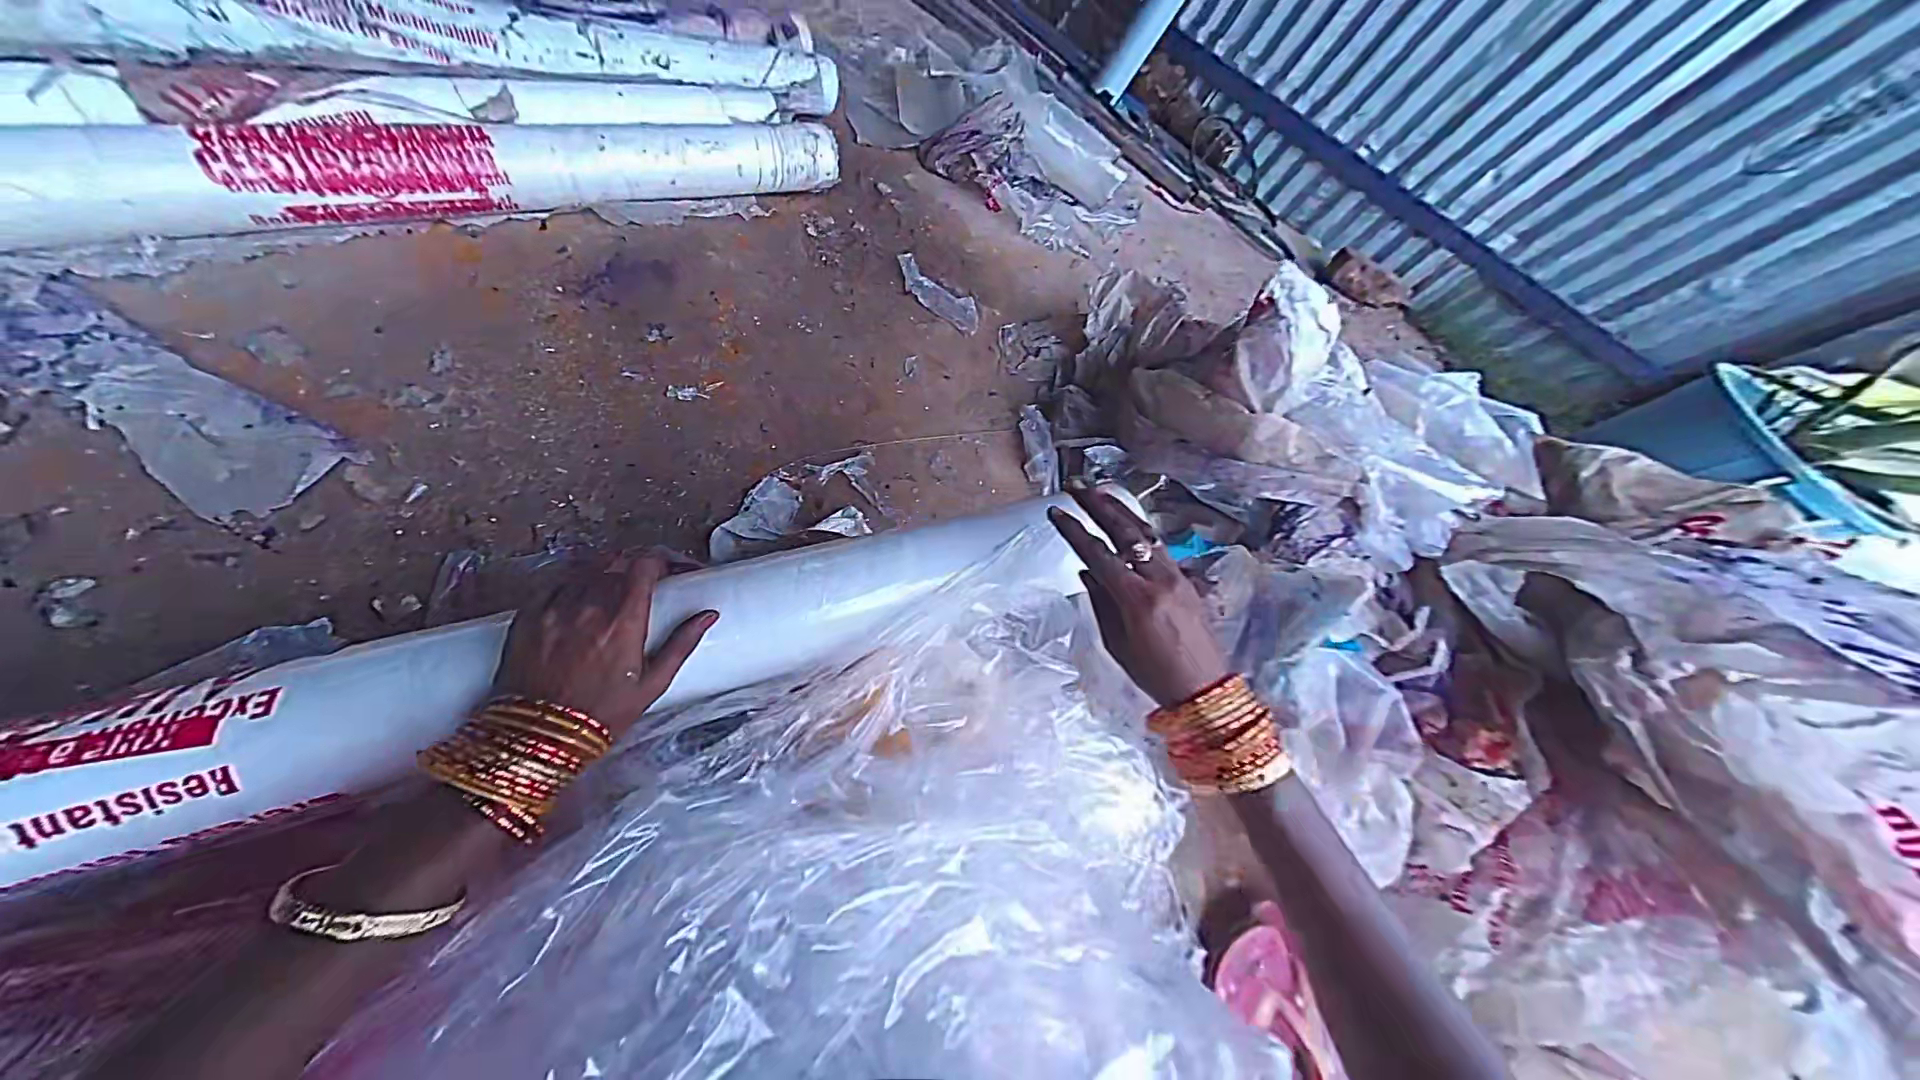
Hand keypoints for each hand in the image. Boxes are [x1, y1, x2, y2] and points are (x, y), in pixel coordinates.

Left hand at [492, 553, 717, 732]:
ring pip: (586, 572)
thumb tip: (708, 616)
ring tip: (611, 594)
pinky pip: (555, 585)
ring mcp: (555, 610)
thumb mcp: (653, 683)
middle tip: (643, 583)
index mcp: (623, 621)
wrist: (537, 737)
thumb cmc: (599, 714)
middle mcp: (588, 608)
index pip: (644, 565)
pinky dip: (572, 586)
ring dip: (604, 576)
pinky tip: (580, 602)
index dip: (660, 561)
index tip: (667, 570)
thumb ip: (682, 644)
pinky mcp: (528, 616)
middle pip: (616, 565)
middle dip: (634, 569)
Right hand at [1048, 486, 1229, 705]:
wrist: (1205, 688)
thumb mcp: (1117, 643)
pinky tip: (1128, 522)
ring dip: (1121, 511)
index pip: (1099, 555)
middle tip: (1078, 486)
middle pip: (1125, 532)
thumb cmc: (1153, 674)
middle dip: (1099, 505)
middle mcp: (1159, 580)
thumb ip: (1101, 603)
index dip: (1075, 532)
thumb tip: (1087, 572)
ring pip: (1146, 533)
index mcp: (1136, 599)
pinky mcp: (1187, 580)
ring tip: (1101, 492)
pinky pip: (1159, 547)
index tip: (1057, 513)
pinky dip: (1140, 530)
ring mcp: (1177, 577)